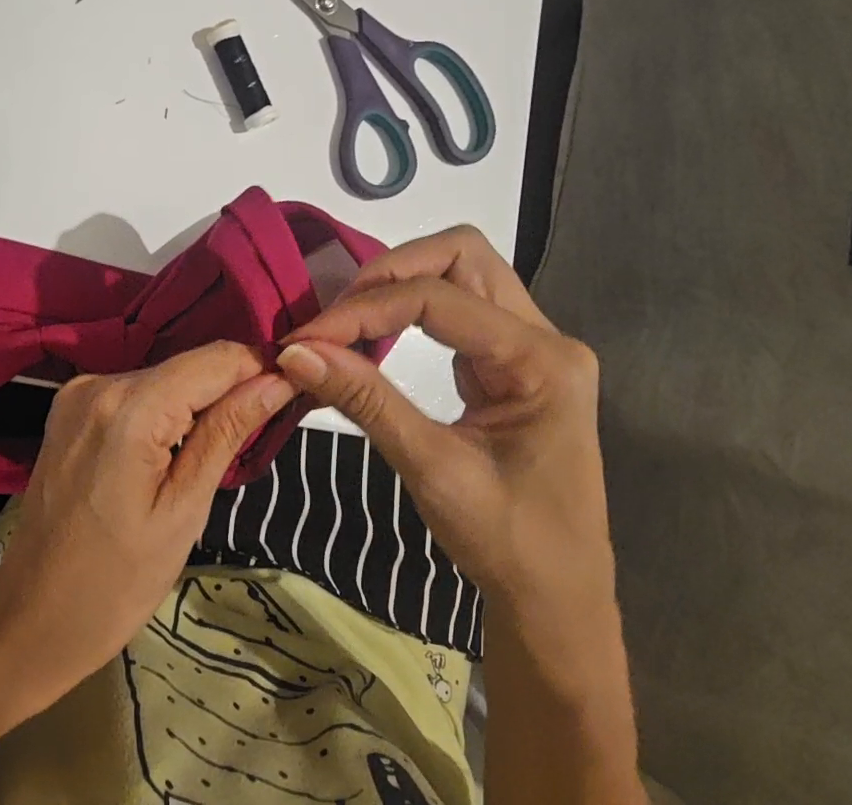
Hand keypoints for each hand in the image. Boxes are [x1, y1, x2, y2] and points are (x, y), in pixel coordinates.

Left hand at [0, 341, 297, 710]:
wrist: (31, 618)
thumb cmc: (115, 582)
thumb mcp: (183, 510)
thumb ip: (227, 433)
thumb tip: (278, 379)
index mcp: (128, 407)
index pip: (216, 358)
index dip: (261, 369)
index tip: (294, 396)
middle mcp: (98, 383)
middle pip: (189, 365)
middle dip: (231, 390)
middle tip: (257, 440)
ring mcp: (77, 393)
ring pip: (164, 378)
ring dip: (198, 405)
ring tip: (215, 456)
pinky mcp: (69, 409)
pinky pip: (135, 394)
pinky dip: (164, 413)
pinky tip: (173, 454)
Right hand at [276, 228, 612, 645]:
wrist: (556, 596)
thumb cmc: (507, 542)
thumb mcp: (431, 469)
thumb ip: (366, 400)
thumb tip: (295, 353)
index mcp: (542, 361)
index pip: (438, 299)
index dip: (364, 309)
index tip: (303, 338)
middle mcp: (545, 338)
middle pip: (463, 256)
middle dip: (390, 271)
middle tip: (333, 316)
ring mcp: (532, 348)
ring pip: (462, 274)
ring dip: (399, 285)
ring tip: (344, 323)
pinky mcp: (512, 364)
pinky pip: (458, 311)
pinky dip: (410, 311)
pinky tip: (374, 337)